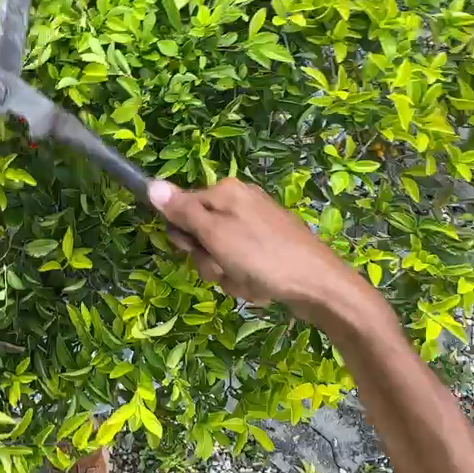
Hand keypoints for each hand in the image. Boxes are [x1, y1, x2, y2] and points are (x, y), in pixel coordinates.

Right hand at [147, 177, 372, 325]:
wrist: (322, 287)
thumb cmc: (263, 257)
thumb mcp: (215, 235)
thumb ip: (183, 211)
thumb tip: (151, 185)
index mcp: (226, 192)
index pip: (182, 209)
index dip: (184, 236)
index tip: (195, 250)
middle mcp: (241, 202)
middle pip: (201, 233)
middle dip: (208, 259)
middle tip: (225, 269)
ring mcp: (258, 225)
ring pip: (220, 253)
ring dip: (227, 273)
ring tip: (247, 281)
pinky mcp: (271, 247)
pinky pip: (242, 262)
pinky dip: (246, 278)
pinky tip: (260, 286)